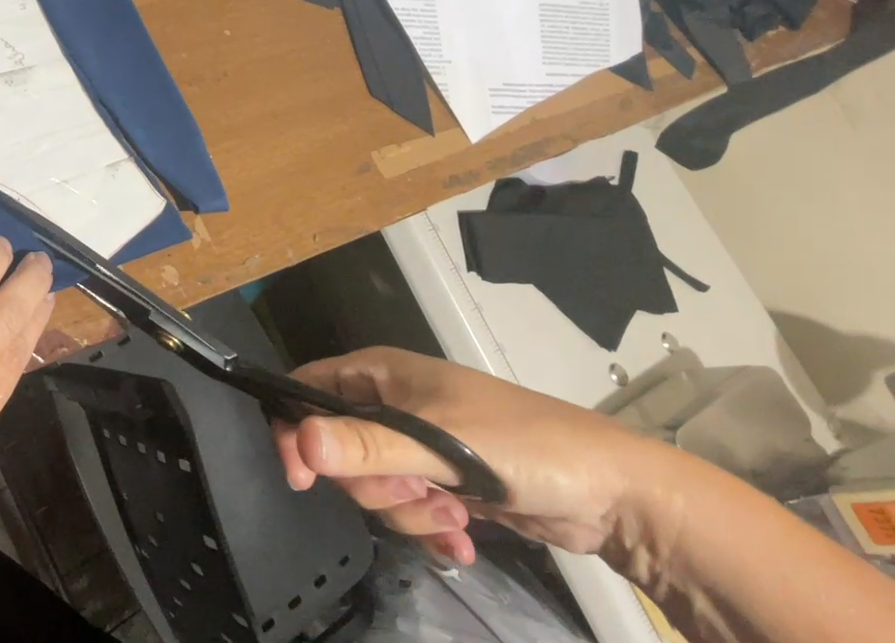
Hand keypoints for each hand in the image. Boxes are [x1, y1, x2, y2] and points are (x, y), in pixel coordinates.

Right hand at [270, 347, 669, 564]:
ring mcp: (418, 444)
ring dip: (406, 509)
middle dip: (371, 483)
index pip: (305, 390)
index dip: (293, 428)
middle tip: (413, 491)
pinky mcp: (443, 481)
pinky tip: (460, 538)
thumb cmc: (526, 447)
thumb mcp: (443, 444)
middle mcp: (391, 403)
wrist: (619, 495)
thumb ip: (369, 445)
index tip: (303, 477)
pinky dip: (428, 526)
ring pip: (372, 484)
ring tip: (454, 514)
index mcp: (380, 373)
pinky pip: (406, 507)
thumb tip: (300, 442)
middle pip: (336, 447)